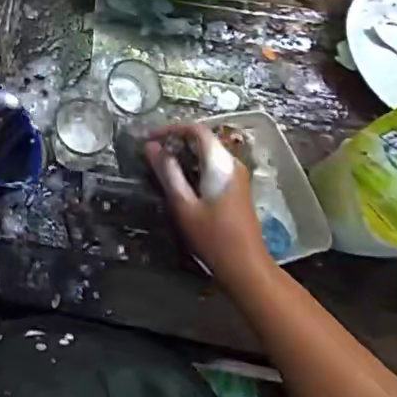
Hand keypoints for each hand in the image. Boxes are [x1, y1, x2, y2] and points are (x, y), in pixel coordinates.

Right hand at [146, 124, 269, 279]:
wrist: (247, 268)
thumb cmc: (213, 237)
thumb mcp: (183, 204)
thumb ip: (167, 172)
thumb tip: (151, 146)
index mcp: (221, 163)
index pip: (196, 130)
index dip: (171, 129)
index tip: (149, 138)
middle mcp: (232, 163)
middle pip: (202, 139)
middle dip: (175, 141)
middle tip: (151, 152)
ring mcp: (236, 176)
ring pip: (207, 153)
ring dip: (183, 154)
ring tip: (160, 165)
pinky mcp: (236, 188)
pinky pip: (212, 165)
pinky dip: (193, 166)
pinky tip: (179, 180)